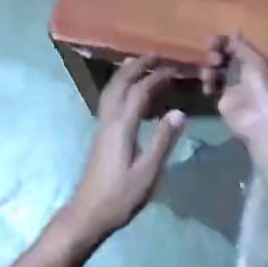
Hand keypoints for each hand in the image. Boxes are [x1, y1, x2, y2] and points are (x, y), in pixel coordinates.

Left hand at [62, 58, 185, 240]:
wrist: (89, 212)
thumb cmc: (120, 196)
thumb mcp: (148, 173)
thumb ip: (163, 142)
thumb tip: (179, 112)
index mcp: (122, 126)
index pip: (139, 92)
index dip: (156, 77)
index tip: (174, 68)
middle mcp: (109, 119)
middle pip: (120, 83)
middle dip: (136, 65)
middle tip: (155, 54)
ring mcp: (102, 125)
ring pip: (111, 89)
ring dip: (126, 73)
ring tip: (141, 64)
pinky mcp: (102, 133)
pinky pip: (110, 99)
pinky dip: (121, 86)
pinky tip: (131, 93)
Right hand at [201, 34, 267, 149]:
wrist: (261, 121)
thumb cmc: (262, 87)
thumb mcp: (255, 61)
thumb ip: (241, 46)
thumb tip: (234, 31)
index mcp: (253, 60)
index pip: (235, 44)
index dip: (223, 41)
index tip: (212, 41)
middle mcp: (242, 70)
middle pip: (223, 55)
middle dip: (214, 53)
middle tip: (213, 57)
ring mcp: (232, 84)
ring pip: (214, 68)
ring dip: (209, 67)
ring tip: (210, 74)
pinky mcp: (223, 98)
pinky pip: (211, 84)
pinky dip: (207, 83)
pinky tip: (208, 88)